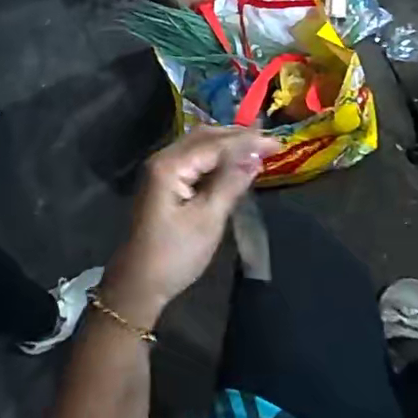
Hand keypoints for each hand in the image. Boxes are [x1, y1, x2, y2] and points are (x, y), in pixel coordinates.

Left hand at [99, 125, 280, 325]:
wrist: (140, 281)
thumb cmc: (175, 254)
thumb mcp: (208, 220)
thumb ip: (230, 184)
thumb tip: (254, 157)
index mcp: (170, 165)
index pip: (214, 144)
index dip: (247, 141)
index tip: (277, 142)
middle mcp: (163, 158)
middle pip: (204, 138)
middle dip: (237, 137)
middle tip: (270, 140)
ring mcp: (161, 169)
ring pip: (199, 146)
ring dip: (227, 144)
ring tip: (257, 146)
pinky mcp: (164, 181)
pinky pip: (194, 159)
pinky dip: (216, 157)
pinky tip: (234, 162)